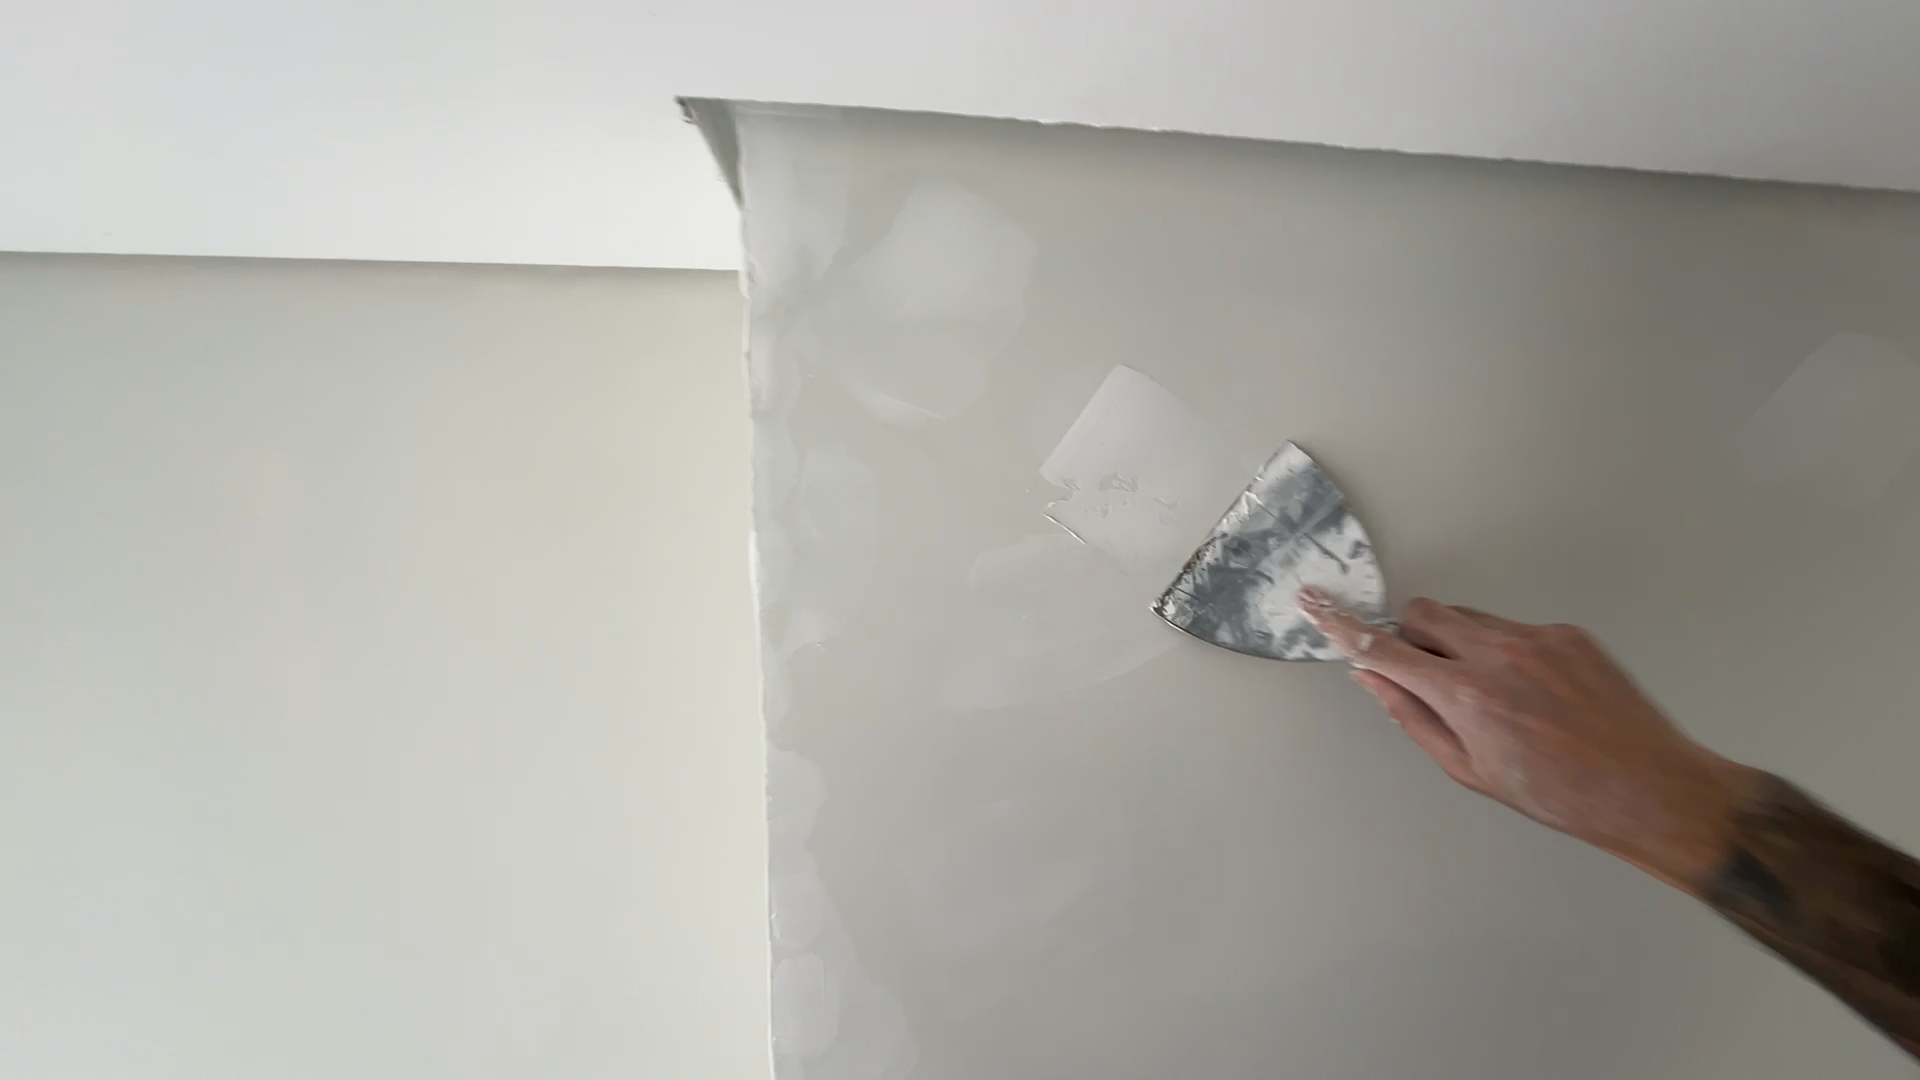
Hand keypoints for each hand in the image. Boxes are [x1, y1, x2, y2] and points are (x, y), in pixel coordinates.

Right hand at [1297, 588, 1760, 891]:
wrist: (1657, 792)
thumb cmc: (1556, 794)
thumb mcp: (1467, 769)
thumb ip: (1409, 715)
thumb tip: (1368, 676)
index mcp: (1466, 696)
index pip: (1384, 648)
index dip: (1342, 627)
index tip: (1315, 605)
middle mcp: (1498, 655)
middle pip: (1421, 613)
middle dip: (1410, 635)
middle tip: (1428, 673)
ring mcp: (1537, 639)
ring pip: (1464, 616)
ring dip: (1454, 641)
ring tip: (1490, 687)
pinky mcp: (1569, 634)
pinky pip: (1508, 625)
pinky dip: (1499, 647)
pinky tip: (1531, 688)